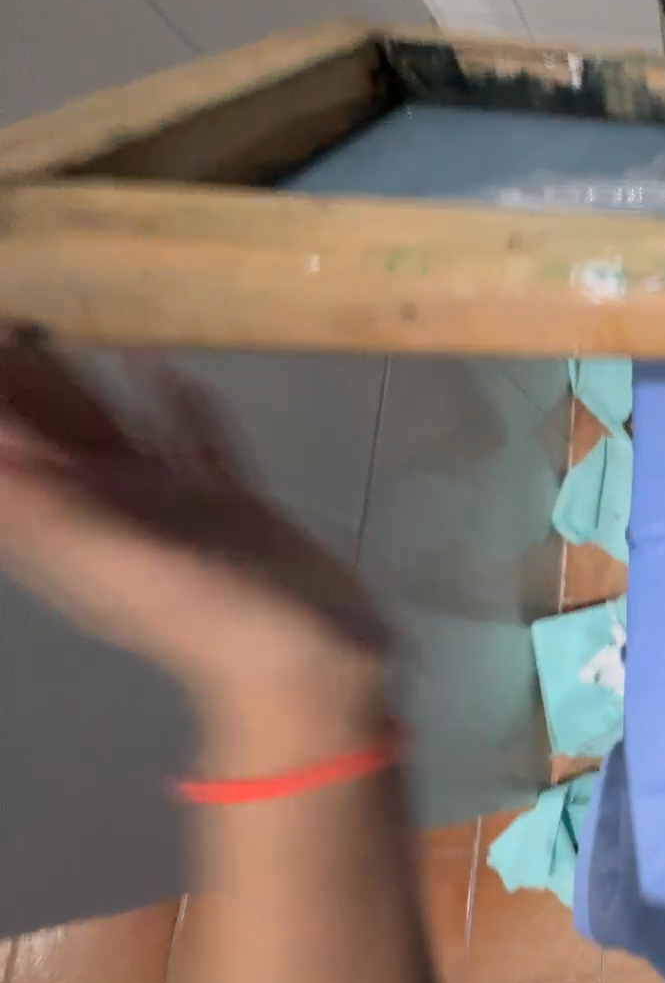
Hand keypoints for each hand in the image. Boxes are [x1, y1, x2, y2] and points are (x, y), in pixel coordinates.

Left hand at [0, 331, 390, 708]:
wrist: (316, 660)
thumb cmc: (223, 624)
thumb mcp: (134, 570)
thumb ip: (61, 510)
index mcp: (69, 531)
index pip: (3, 461)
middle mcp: (114, 513)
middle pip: (53, 439)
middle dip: (23, 386)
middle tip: (12, 323)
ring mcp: (180, 509)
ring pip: (126, 437)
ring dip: (95, 390)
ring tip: (65, 330)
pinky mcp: (239, 508)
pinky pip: (204, 449)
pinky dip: (188, 415)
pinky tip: (176, 375)